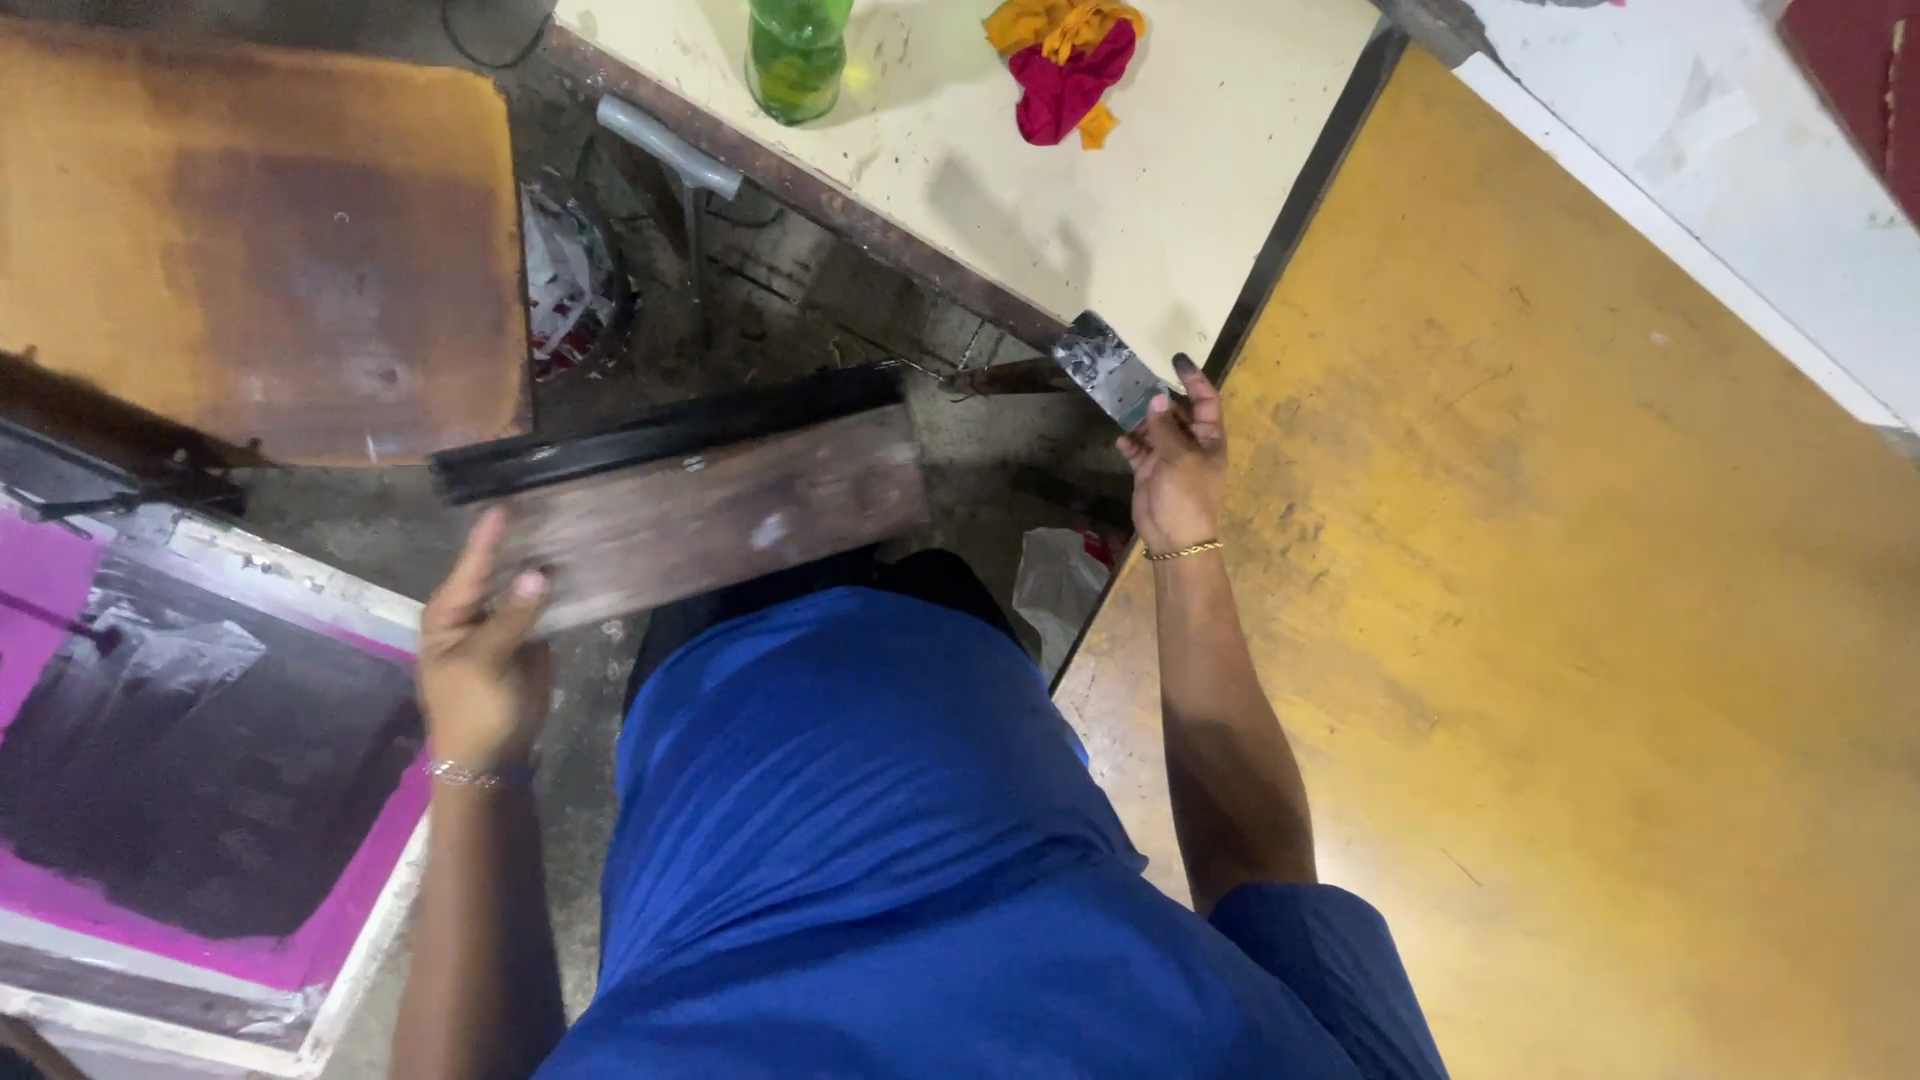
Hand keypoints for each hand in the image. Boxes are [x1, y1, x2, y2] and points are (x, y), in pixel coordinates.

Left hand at [418, 507, 551, 771]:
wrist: (492, 756)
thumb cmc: (473, 709)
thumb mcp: (487, 662)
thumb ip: (513, 617)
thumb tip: (539, 572)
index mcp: (449, 615)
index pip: (471, 567)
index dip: (489, 539)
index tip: (506, 506)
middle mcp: (476, 611)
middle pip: (499, 570)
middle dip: (520, 544)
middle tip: (546, 507)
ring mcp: (506, 624)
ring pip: (526, 586)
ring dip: (544, 564)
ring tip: (568, 530)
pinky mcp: (532, 639)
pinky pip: (547, 607)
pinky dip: (561, 590)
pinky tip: (579, 568)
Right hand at [1117, 353, 1227, 554]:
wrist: (1175, 537)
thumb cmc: (1187, 496)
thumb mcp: (1179, 458)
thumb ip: (1165, 428)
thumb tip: (1156, 399)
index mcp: (1209, 438)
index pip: (1205, 401)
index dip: (1194, 380)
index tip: (1177, 361)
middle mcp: (1190, 444)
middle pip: (1174, 413)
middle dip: (1158, 402)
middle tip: (1137, 388)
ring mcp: (1168, 458)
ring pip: (1153, 429)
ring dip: (1141, 421)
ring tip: (1125, 412)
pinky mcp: (1149, 472)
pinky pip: (1138, 450)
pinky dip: (1130, 444)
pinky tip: (1121, 440)